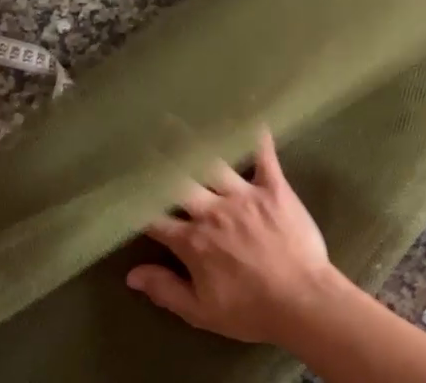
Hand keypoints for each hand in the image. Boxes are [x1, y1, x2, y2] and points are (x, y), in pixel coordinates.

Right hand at [127, 130, 349, 345]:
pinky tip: (253, 114)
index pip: (156, 218)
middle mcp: (213, 211)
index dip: (137, 204)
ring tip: (178, 120)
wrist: (301, 300)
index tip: (124, 188)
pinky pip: (264, 156)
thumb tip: (132, 275)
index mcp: (193, 241)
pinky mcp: (274, 187)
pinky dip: (258, 136)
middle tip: (144, 138)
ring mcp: (244, 195)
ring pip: (214, 162)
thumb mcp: (201, 311)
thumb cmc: (250, 311)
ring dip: (196, 141)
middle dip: (159, 160)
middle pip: (179, 181)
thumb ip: (166, 290)